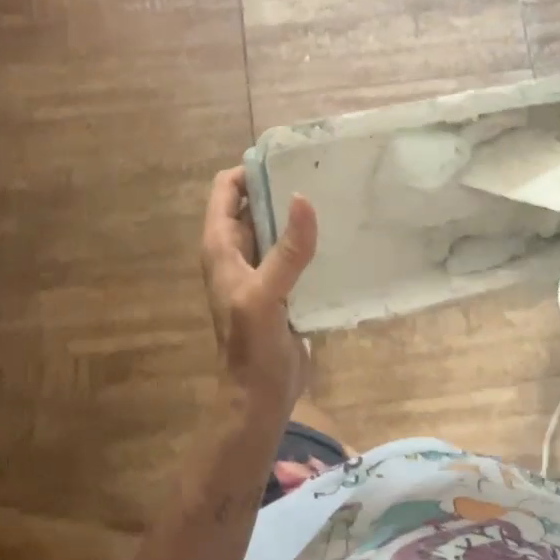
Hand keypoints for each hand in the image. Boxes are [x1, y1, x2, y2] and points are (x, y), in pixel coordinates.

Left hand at [200, 167, 316, 414]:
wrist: (259, 399)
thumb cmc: (252, 347)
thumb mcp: (266, 295)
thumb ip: (285, 251)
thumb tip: (303, 198)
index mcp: (220, 246)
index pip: (226, 188)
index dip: (251, 170)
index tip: (289, 161)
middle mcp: (237, 252)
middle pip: (254, 203)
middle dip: (281, 188)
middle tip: (322, 173)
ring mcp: (259, 270)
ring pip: (276, 227)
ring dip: (298, 215)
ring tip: (336, 197)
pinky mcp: (281, 288)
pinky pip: (293, 252)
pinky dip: (309, 241)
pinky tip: (338, 236)